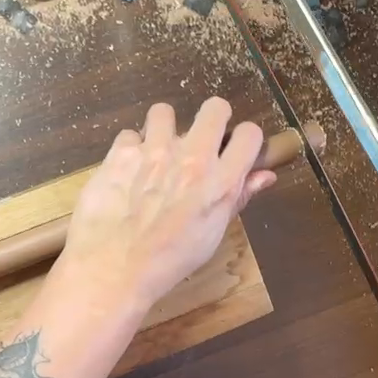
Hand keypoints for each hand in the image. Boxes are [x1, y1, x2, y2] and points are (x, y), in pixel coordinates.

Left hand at [53, 98, 278, 314]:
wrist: (113, 269)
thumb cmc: (166, 261)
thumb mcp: (211, 235)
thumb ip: (237, 198)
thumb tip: (264, 176)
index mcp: (219, 182)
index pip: (250, 134)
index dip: (242, 138)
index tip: (232, 148)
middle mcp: (191, 159)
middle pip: (214, 108)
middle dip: (210, 119)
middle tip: (197, 140)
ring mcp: (154, 151)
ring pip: (164, 111)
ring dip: (162, 129)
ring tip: (154, 153)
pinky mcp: (120, 153)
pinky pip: (129, 135)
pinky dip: (129, 150)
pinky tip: (126, 172)